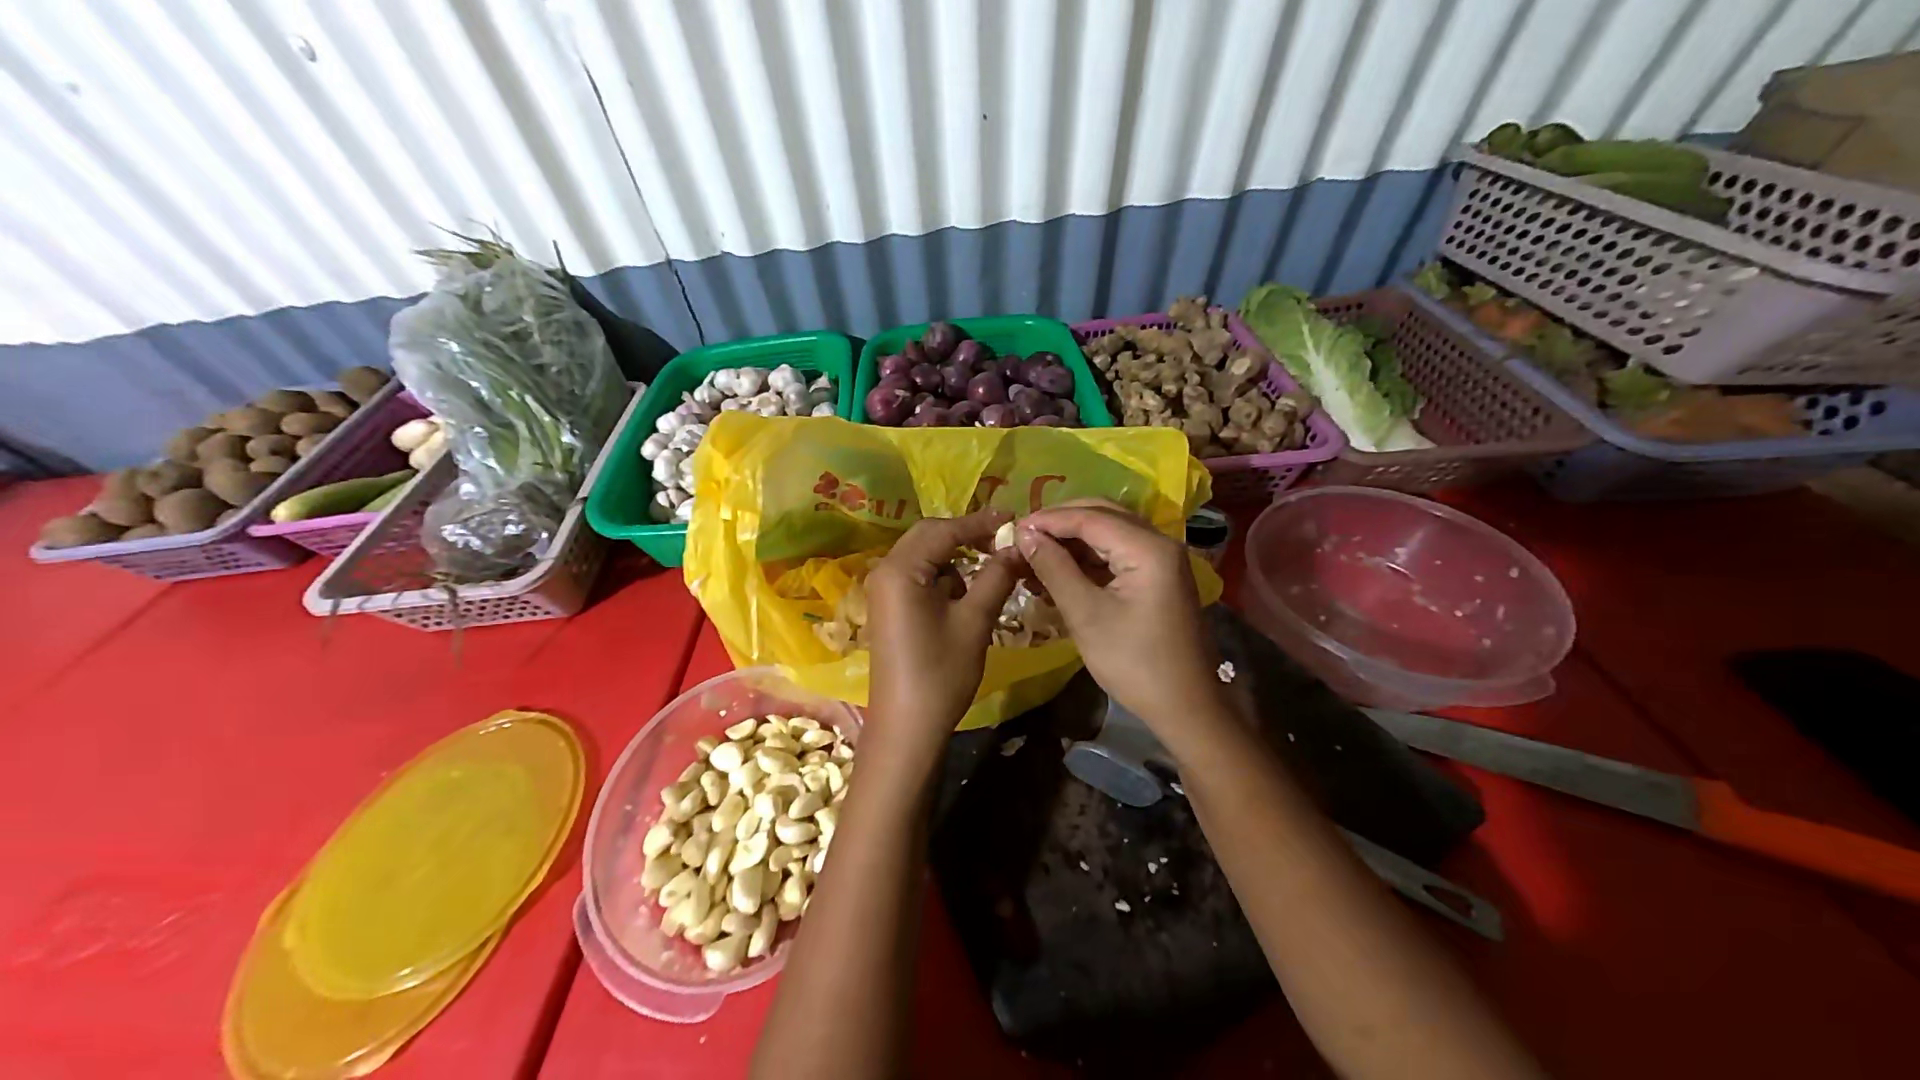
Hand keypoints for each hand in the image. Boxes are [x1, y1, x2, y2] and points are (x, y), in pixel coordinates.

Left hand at [866, 510, 1019, 764]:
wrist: (907, 725)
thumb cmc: (941, 672)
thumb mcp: (974, 621)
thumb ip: (996, 577)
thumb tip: (1017, 547)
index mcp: (901, 570)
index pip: (943, 530)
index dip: (979, 522)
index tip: (1012, 518)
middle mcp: (885, 572)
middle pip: (929, 537)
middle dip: (966, 537)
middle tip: (1003, 542)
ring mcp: (884, 591)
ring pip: (924, 558)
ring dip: (956, 559)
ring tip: (990, 573)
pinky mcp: (889, 608)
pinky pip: (918, 577)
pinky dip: (943, 578)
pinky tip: (965, 597)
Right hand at [1016, 500, 1222, 733]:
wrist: (1185, 705)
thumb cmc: (1134, 662)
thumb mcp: (1086, 615)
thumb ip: (1054, 568)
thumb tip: (1025, 535)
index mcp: (1148, 548)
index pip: (1090, 517)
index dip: (1049, 519)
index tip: (1013, 528)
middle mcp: (1159, 543)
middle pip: (1102, 515)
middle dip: (1060, 523)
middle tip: (1022, 537)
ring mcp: (1161, 559)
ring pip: (1108, 533)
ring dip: (1071, 541)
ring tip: (1034, 555)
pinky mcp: (1157, 577)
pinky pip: (1117, 553)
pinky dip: (1086, 558)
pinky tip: (1058, 571)